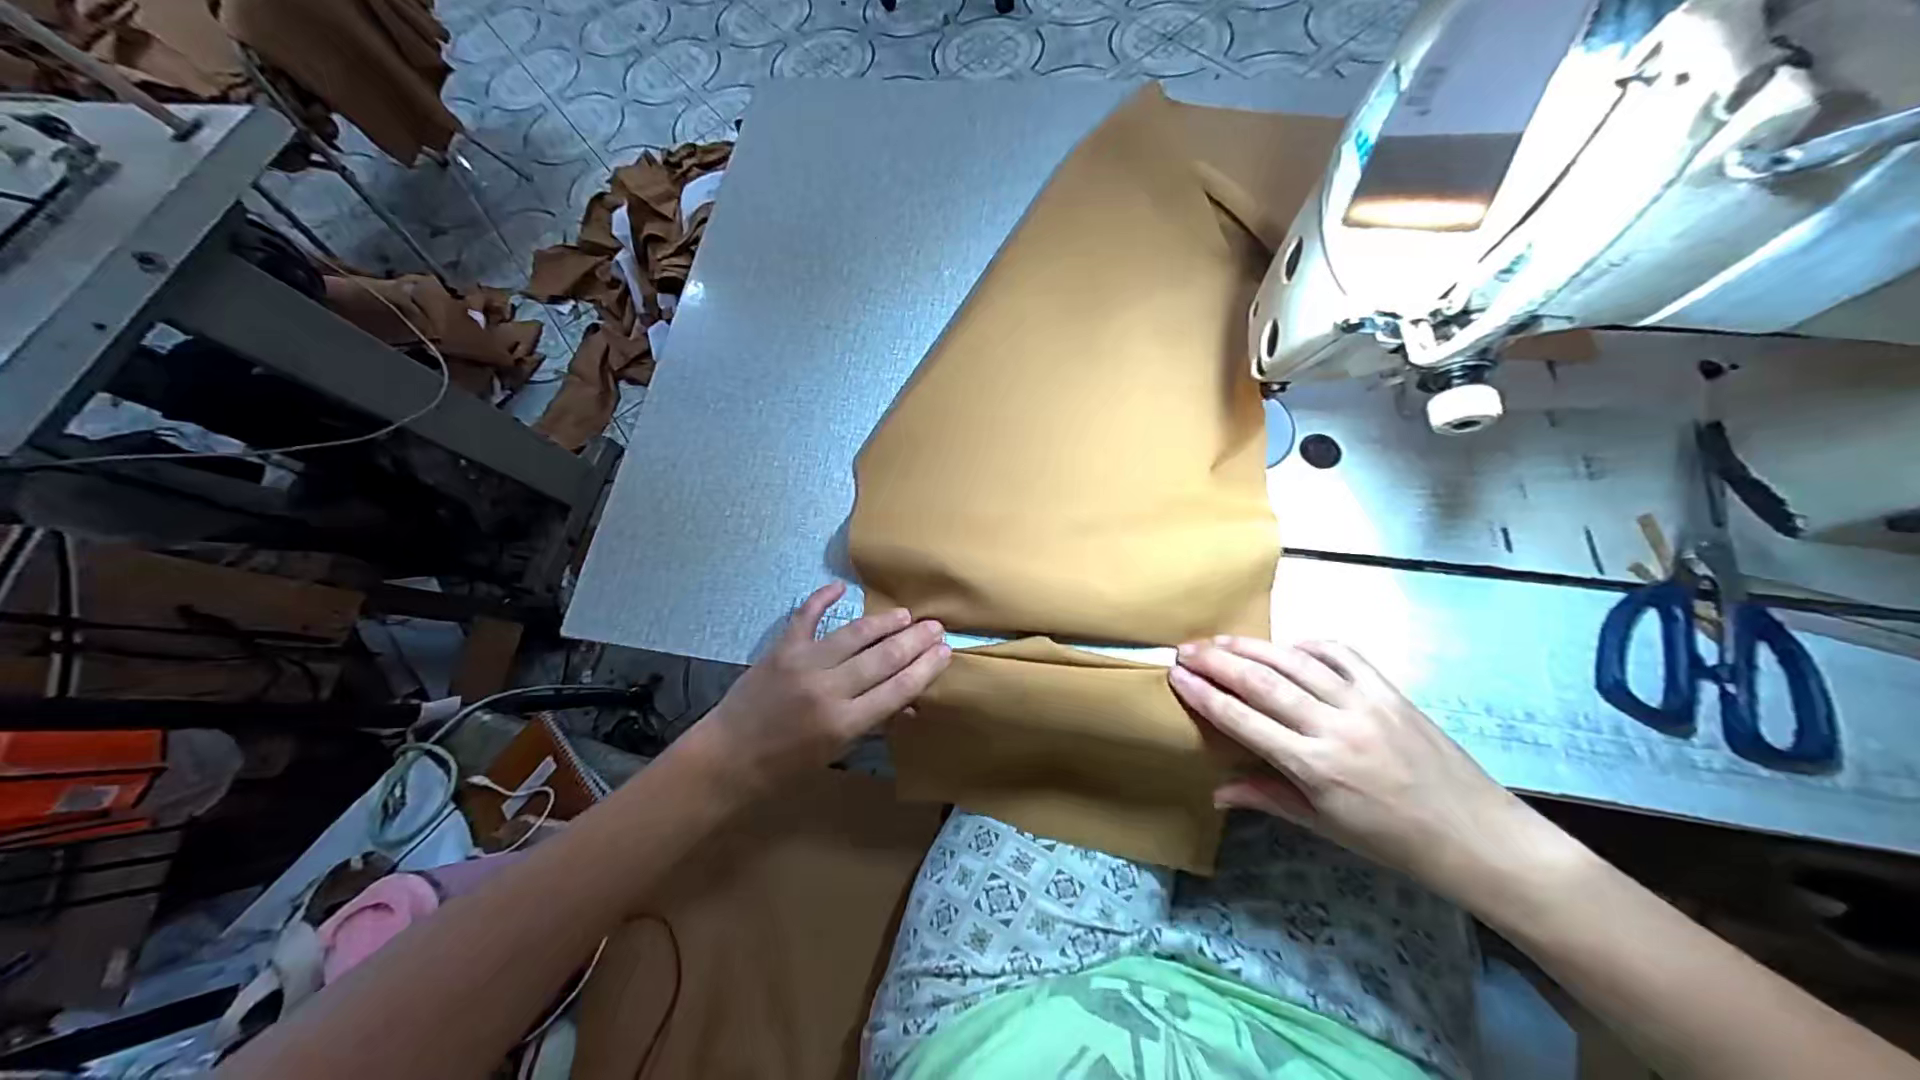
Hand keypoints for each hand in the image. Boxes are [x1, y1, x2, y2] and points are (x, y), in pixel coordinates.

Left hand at [685, 582, 949, 796]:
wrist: (728, 758)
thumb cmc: (785, 766)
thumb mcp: (836, 751)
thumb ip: (872, 723)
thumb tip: (908, 703)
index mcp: (846, 722)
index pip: (899, 688)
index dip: (926, 667)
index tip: (945, 651)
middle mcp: (829, 689)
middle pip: (884, 658)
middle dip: (915, 640)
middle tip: (936, 626)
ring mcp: (804, 665)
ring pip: (854, 634)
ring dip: (884, 622)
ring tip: (906, 614)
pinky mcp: (781, 650)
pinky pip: (805, 616)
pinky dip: (822, 598)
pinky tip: (841, 586)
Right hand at [1169, 636, 1562, 907]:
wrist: (1479, 837)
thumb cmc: (1394, 841)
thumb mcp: (1324, 826)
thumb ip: (1267, 798)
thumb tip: (1216, 791)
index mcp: (1314, 766)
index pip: (1243, 719)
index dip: (1205, 695)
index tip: (1176, 676)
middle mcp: (1335, 727)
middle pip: (1262, 682)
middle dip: (1218, 662)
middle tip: (1186, 649)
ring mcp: (1365, 703)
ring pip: (1295, 662)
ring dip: (1253, 647)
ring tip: (1220, 640)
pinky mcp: (1390, 691)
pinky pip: (1341, 654)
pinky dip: (1307, 645)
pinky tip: (1286, 647)